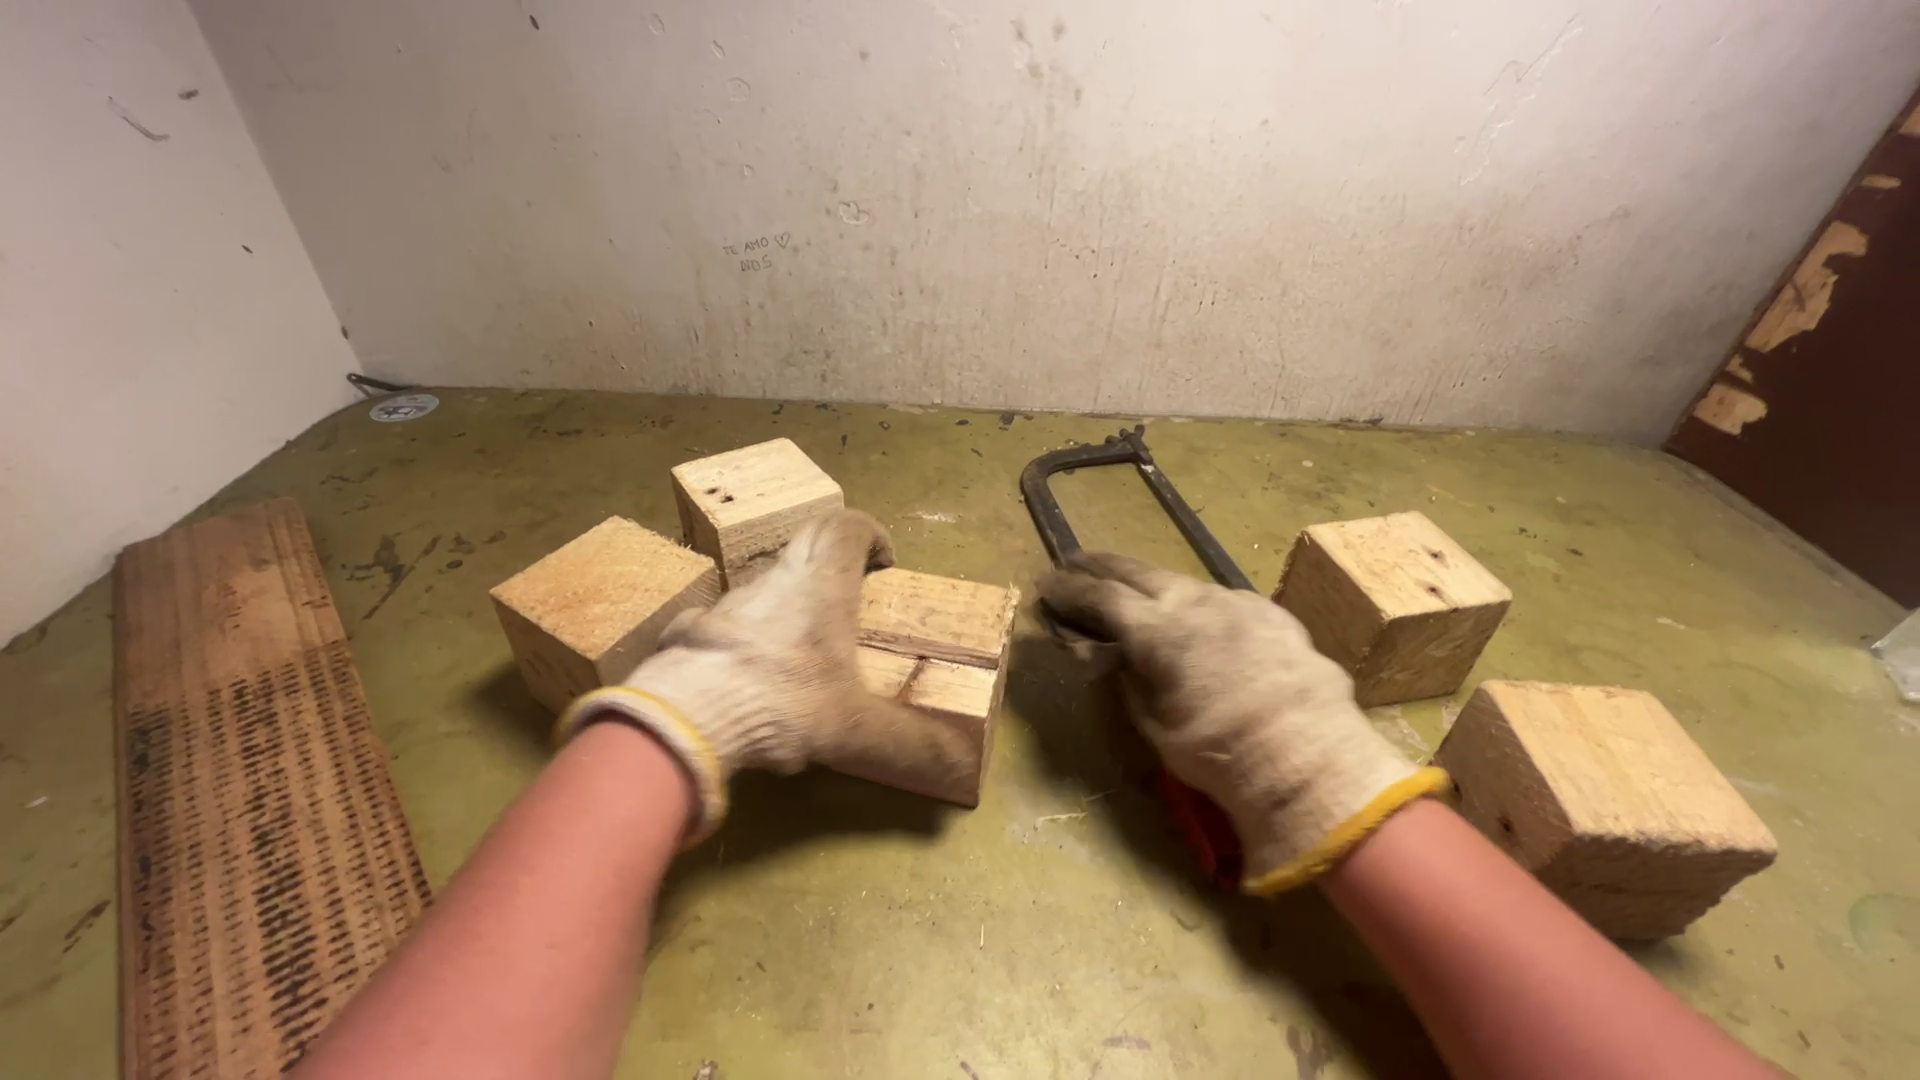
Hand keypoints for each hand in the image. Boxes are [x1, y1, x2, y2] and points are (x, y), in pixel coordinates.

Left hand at [557, 510, 972, 842]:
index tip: (883, 563)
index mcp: (822, 586)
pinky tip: (744, 680)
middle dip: (833, 560)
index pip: (847, 526)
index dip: (870, 534)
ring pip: (764, 583)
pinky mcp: (688, 630)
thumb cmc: (784, 704)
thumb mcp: (855, 729)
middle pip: (806, 541)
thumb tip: (959, 765)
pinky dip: (742, 639)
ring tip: (800, 652)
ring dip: (787, 602)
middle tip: (850, 598)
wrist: (685, 720)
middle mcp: (774, 581)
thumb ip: (908, 743)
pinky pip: (723, 622)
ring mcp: (726, 602)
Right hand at [1036, 553, 1448, 892]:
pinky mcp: (1268, 612)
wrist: (1307, 755)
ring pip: (1180, 582)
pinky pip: (1220, 599)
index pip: (1099, 597)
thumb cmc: (1216, 750)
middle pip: (1135, 572)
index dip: (1068, 590)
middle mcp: (1193, 601)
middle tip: (1075, 561)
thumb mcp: (1152, 721)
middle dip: (1100, 566)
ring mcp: (1235, 601)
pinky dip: (1194, 603)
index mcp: (1156, 629)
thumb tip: (1111, 656)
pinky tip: (1195, 616)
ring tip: (1132, 588)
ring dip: (1150, 583)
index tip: (1045, 583)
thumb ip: (1127, 679)